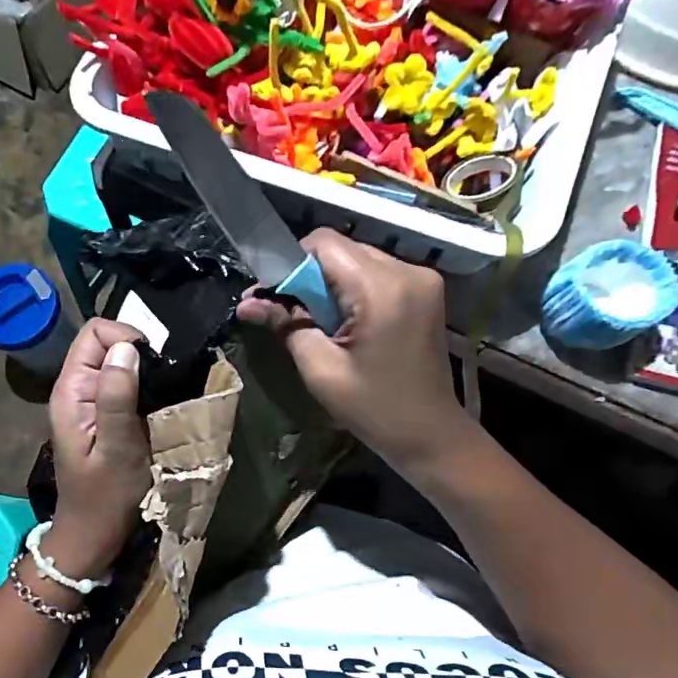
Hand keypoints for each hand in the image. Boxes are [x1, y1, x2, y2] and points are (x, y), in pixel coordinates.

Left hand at [47, 319, 151, 577]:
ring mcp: (92, 403)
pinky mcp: (107, 417)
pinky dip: (147, 389)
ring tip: (168, 393)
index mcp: (72, 391)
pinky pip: (127, 386)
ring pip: (120, 364)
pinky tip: (162, 406)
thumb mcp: (116, 449)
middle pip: (108, 344)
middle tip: (166, 382)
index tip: (155, 365)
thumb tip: (126, 348)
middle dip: (140, 353)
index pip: (96, 332)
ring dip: (147, 373)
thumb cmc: (106, 498)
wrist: (94, 536)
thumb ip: (117, 398)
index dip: (127, 337)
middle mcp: (79, 389)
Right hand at [237, 229, 470, 466]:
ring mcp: (423, 278)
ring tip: (325, 325)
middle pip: (343, 249)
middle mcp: (408, 271)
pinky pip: (380, 274)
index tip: (276, 297)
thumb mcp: (322, 371)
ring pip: (360, 259)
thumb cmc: (375, 410)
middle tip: (295, 316)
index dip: (292, 265)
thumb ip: (286, 326)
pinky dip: (357, 290)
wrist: (430, 434)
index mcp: (381, 289)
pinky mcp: (427, 290)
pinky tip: (351, 325)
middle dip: (312, 277)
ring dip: (334, 285)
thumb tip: (247, 303)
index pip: (324, 244)